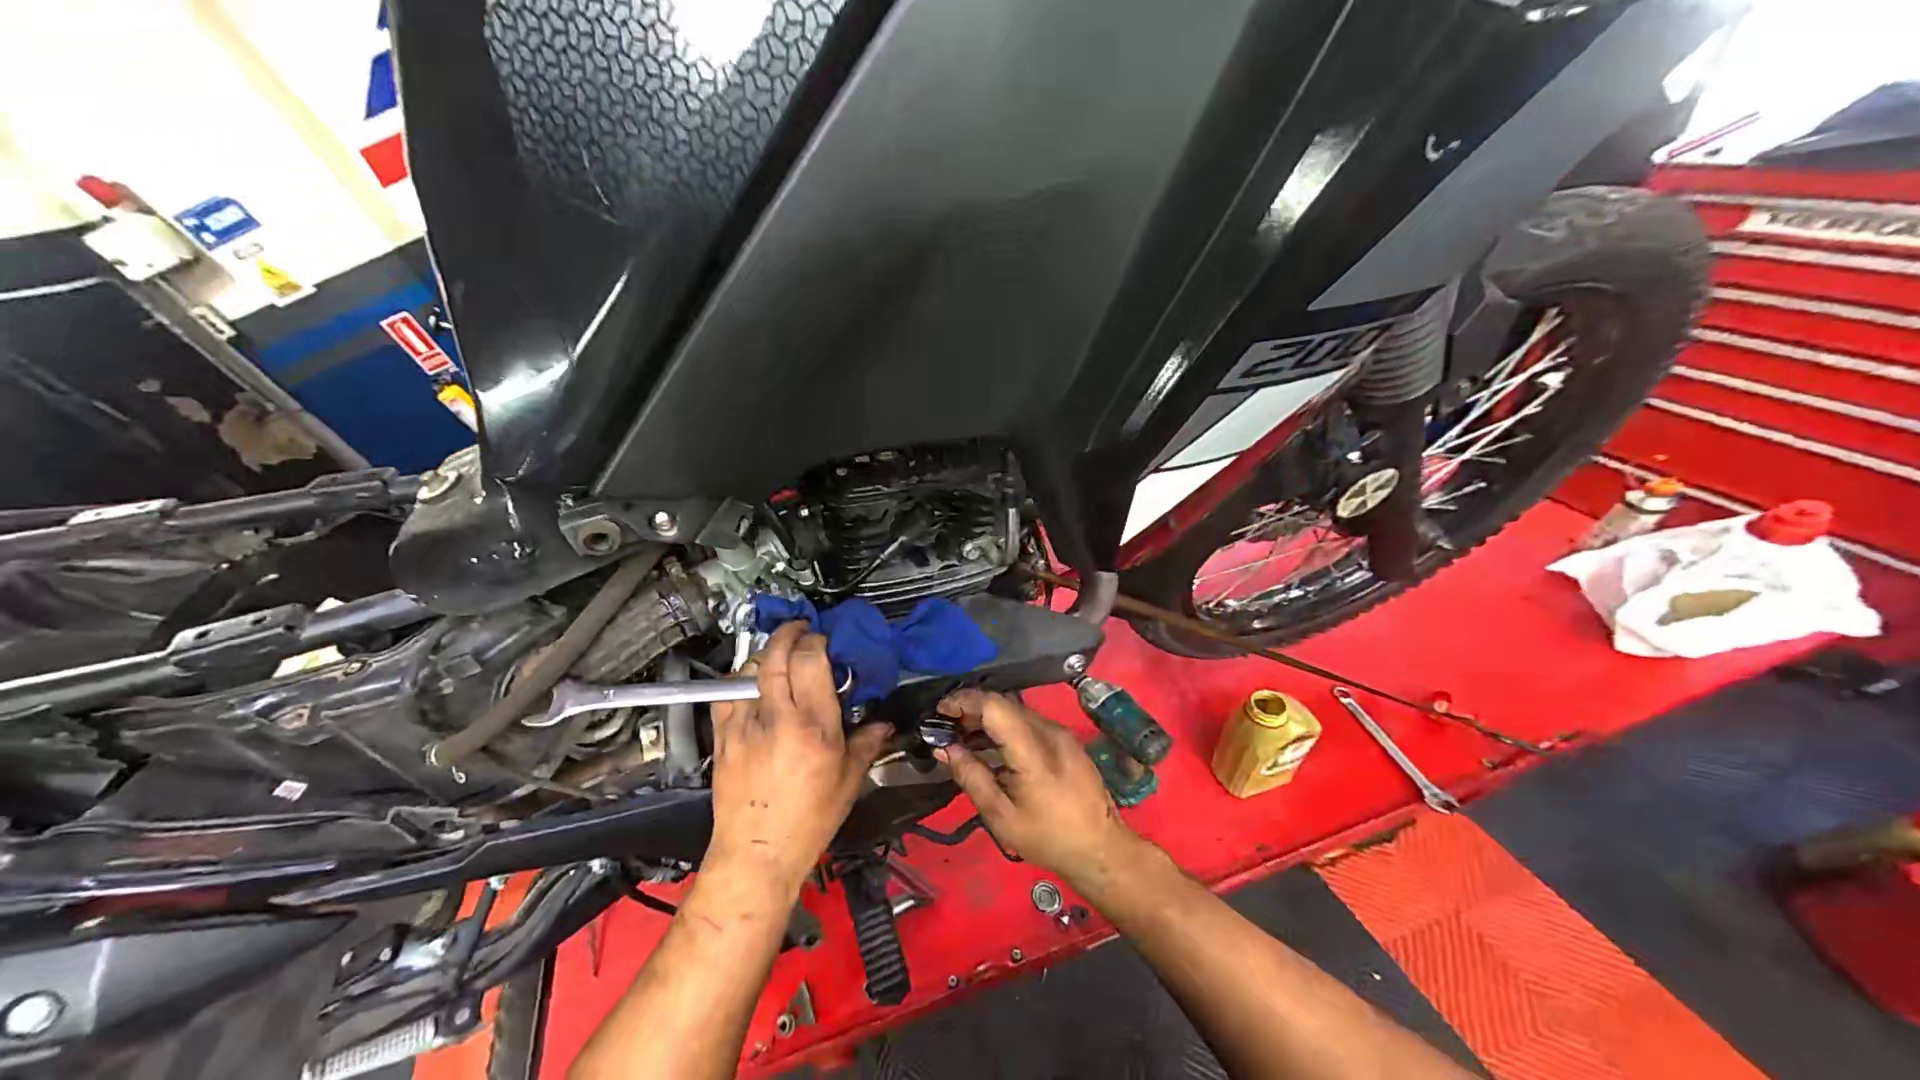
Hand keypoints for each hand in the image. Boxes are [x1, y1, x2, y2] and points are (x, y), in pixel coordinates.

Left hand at [705, 623, 892, 894]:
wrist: (757, 853)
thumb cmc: (806, 823)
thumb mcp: (848, 781)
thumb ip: (867, 744)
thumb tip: (882, 725)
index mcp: (813, 727)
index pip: (810, 660)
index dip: (817, 641)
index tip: (824, 641)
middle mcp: (776, 719)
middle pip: (777, 655)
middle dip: (790, 634)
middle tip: (802, 630)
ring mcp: (745, 726)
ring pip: (749, 668)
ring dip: (766, 652)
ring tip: (779, 652)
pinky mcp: (723, 737)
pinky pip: (726, 692)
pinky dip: (739, 678)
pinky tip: (750, 680)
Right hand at [935, 689, 1148, 887]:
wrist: (1102, 849)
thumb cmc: (1049, 838)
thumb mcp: (1002, 817)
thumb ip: (972, 777)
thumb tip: (945, 748)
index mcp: (1034, 753)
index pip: (996, 707)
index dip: (964, 702)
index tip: (940, 712)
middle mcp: (1051, 733)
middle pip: (1005, 705)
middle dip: (971, 709)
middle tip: (945, 726)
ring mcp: (1062, 734)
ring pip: (1017, 712)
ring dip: (987, 718)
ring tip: (961, 736)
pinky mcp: (1066, 740)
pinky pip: (1029, 723)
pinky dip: (1005, 727)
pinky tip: (990, 746)